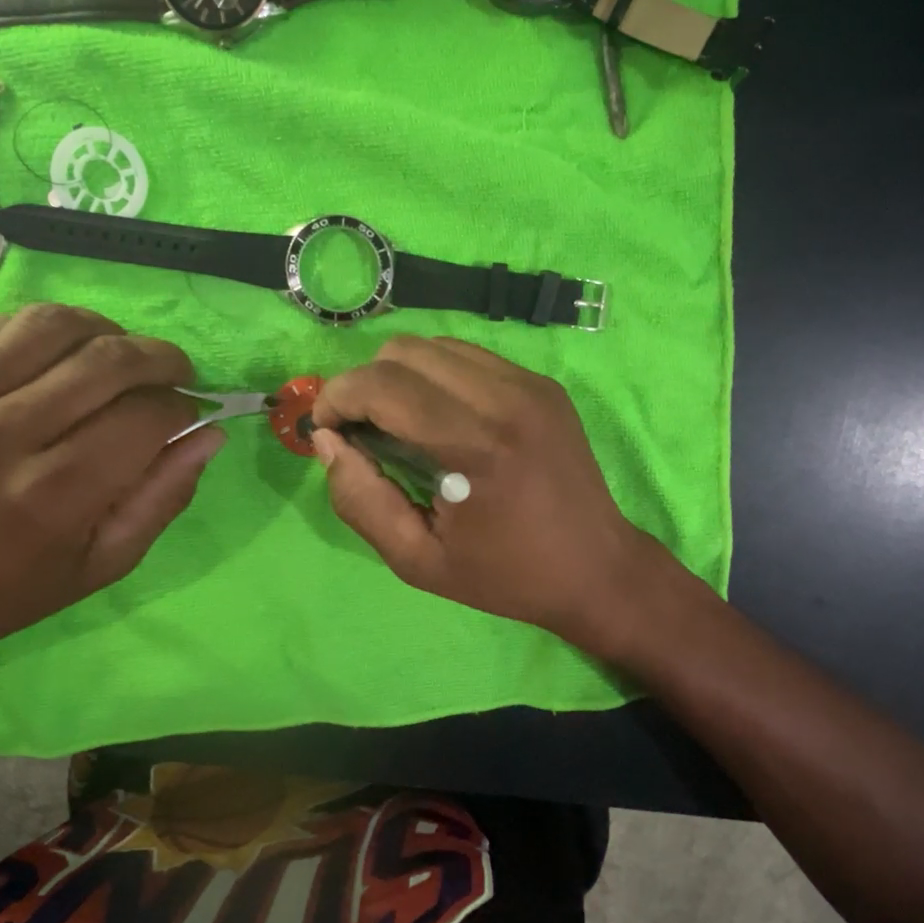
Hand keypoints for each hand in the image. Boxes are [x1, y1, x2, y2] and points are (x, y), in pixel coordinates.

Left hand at [0, 304, 225, 694]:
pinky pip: (3, 327)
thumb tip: (209, 435)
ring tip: (125, 356)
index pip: (145, 418)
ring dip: (109, 331)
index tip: (191, 419)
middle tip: (178, 376)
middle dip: (163, 360)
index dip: (184, 410)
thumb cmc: (7, 593)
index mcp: (55, 495)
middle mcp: (6, 436)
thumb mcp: (102, 565)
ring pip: (55, 325)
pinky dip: (53, 328)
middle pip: (108, 360)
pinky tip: (71, 351)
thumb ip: (162, 497)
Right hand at [311, 336, 669, 656]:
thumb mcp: (418, 561)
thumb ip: (361, 501)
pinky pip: (471, 357)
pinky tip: (442, 420)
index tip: (327, 430)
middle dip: (365, 384)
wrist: (596, 568)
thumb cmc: (506, 576)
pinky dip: (439, 377)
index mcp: (476, 447)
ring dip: (401, 377)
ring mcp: (531, 385)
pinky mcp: (544, 385)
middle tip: (362, 432)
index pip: (384, 385)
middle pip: (404, 351)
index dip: (338, 398)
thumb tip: (327, 442)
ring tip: (401, 425)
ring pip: (437, 345)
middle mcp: (506, 399)